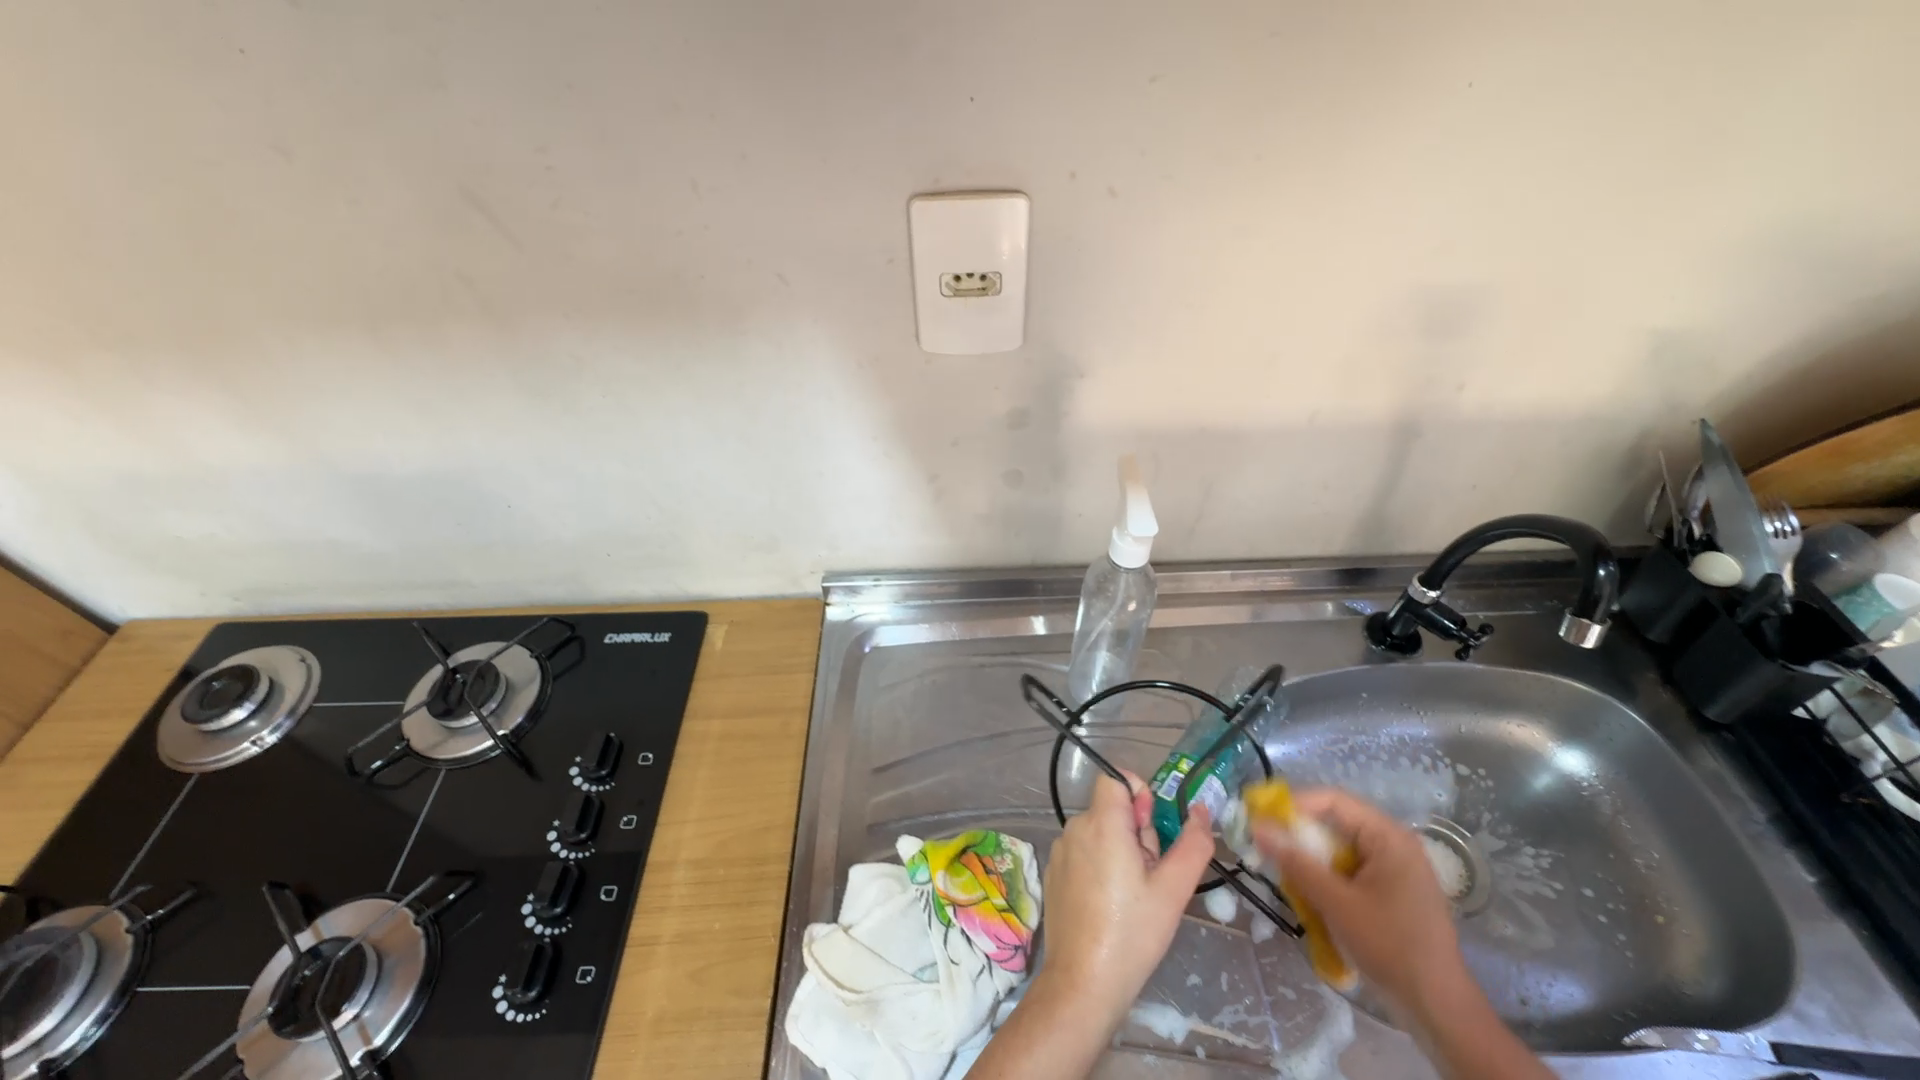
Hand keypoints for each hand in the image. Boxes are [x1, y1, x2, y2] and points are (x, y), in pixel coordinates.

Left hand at [1034, 770, 1214, 1026]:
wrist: (1084, 981)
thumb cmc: (1133, 932)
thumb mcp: (1174, 889)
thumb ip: (1192, 842)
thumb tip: (1199, 809)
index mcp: (1101, 822)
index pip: (1116, 777)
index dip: (1139, 795)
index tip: (1154, 830)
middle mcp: (1074, 828)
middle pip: (1112, 809)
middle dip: (1137, 833)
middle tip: (1150, 876)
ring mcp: (1059, 852)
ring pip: (1099, 833)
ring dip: (1120, 851)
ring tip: (1133, 896)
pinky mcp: (1053, 875)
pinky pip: (1083, 853)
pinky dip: (1100, 867)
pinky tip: (1111, 906)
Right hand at [1254, 787, 1462, 1021]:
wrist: (1436, 1005)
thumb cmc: (1389, 946)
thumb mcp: (1336, 903)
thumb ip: (1296, 862)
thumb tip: (1258, 827)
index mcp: (1389, 838)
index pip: (1333, 801)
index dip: (1294, 805)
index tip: (1261, 820)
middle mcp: (1394, 846)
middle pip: (1336, 825)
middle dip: (1299, 838)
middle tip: (1267, 853)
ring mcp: (1395, 871)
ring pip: (1340, 851)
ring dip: (1311, 863)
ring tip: (1288, 883)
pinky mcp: (1391, 894)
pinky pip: (1350, 873)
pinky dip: (1327, 881)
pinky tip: (1313, 903)